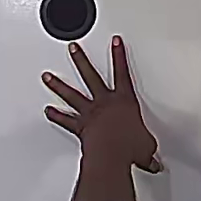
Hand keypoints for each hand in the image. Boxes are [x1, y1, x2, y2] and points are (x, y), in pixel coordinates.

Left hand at [43, 37, 163, 176]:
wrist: (112, 156)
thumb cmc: (130, 147)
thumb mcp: (146, 145)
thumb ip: (146, 148)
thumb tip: (152, 159)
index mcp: (124, 101)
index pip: (122, 72)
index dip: (119, 55)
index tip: (115, 41)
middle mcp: (105, 103)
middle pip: (90, 75)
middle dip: (81, 59)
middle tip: (73, 48)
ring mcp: (90, 114)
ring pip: (72, 95)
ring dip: (58, 85)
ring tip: (48, 76)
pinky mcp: (80, 128)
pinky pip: (66, 120)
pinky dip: (56, 116)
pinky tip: (48, 110)